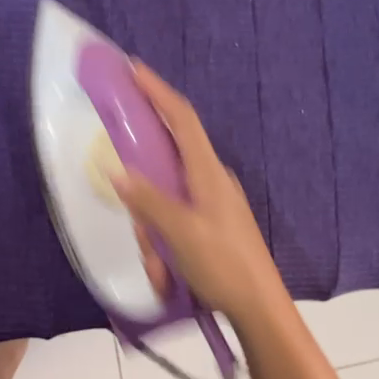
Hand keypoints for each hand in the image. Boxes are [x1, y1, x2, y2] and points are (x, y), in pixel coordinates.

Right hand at [112, 64, 292, 323]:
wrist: (260, 308)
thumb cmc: (224, 265)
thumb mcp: (179, 233)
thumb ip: (148, 201)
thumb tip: (118, 171)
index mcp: (206, 171)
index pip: (180, 117)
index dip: (156, 90)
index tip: (132, 69)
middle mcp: (209, 180)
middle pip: (160, 170)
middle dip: (144, 209)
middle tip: (148, 245)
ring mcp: (210, 204)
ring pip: (161, 206)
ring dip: (154, 241)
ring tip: (164, 274)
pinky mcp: (209, 226)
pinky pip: (172, 226)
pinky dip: (165, 250)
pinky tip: (169, 279)